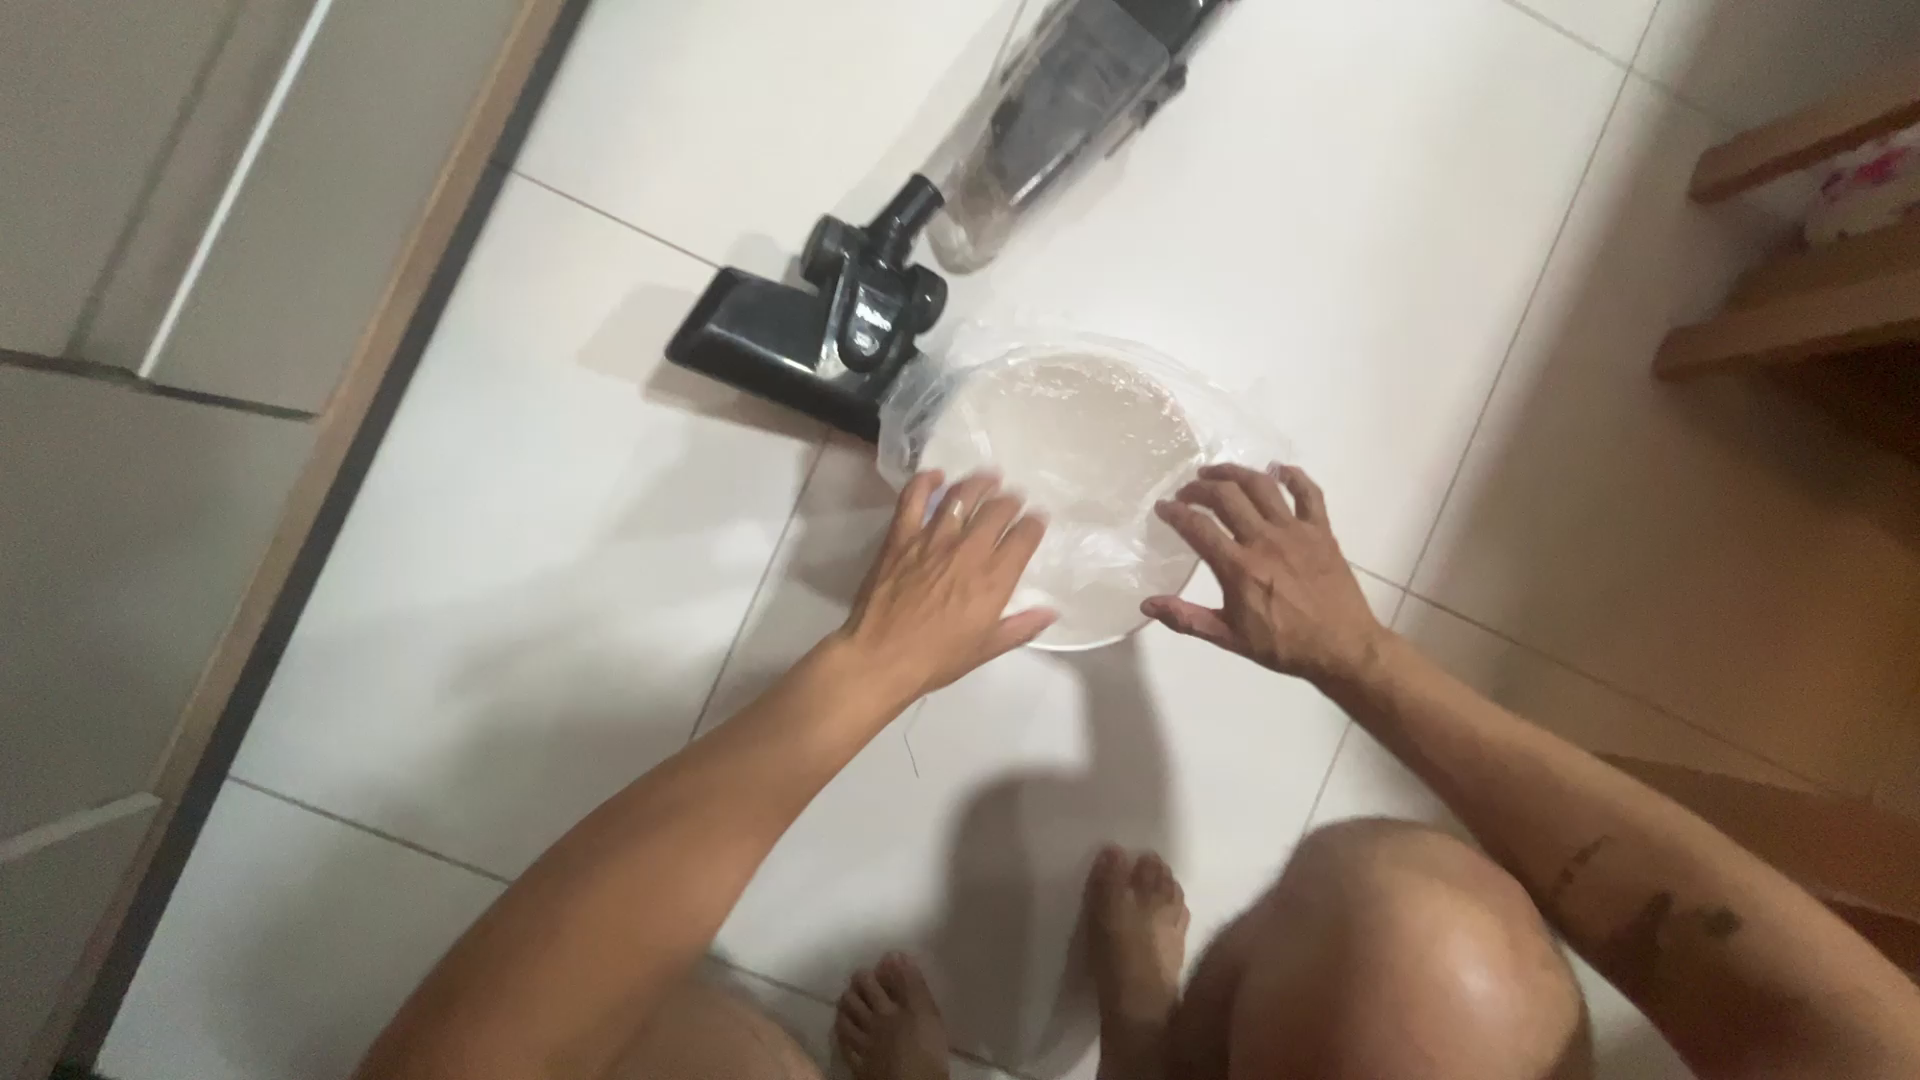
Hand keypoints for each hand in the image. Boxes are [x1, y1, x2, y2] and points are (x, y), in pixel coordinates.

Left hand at [832, 470, 1056, 707]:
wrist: (881, 657)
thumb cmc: (937, 659)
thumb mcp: (986, 649)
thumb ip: (1021, 627)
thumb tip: (1050, 611)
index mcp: (994, 578)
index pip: (1025, 535)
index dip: (1035, 523)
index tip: (1036, 520)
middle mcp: (968, 550)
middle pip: (998, 509)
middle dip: (1011, 500)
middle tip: (1012, 500)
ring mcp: (932, 538)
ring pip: (962, 495)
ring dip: (980, 482)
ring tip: (988, 478)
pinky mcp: (901, 535)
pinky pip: (914, 497)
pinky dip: (926, 481)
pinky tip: (936, 476)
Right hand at [1142, 463, 1387, 686]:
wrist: (1343, 648)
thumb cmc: (1282, 646)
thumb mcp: (1228, 638)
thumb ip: (1186, 618)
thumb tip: (1146, 605)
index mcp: (1238, 568)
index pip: (1197, 527)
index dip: (1174, 512)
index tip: (1162, 507)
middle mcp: (1264, 541)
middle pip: (1225, 496)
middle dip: (1199, 488)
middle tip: (1186, 492)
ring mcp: (1296, 532)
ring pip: (1261, 485)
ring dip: (1234, 472)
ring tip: (1216, 473)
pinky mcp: (1321, 531)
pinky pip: (1308, 492)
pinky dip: (1292, 475)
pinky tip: (1277, 469)